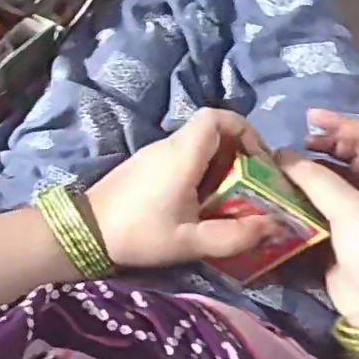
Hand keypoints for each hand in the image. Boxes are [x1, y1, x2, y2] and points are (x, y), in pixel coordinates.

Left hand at [86, 108, 277, 269]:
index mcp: (182, 154)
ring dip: (217, 167)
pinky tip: (198, 205)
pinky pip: (178, 159)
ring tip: (229, 201)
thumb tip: (275, 226)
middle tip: (250, 186)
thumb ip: (236, 235)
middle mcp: (167, 146)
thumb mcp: (191, 241)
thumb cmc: (139, 234)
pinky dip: (197, 174)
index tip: (258, 159)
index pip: (217, 116)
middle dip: (237, 154)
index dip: (244, 130)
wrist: (83, 233)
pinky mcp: (141, 168)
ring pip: (194, 147)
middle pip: (210, 132)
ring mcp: (151, 156)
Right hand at [274, 108, 358, 332]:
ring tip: (281, 169)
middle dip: (323, 147)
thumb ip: (318, 180)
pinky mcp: (342, 240)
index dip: (342, 124)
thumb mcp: (353, 212)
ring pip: (333, 184)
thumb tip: (285, 157)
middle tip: (292, 146)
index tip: (309, 118)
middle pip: (352, 159)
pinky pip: (321, 210)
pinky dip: (303, 199)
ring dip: (309, 174)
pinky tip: (283, 197)